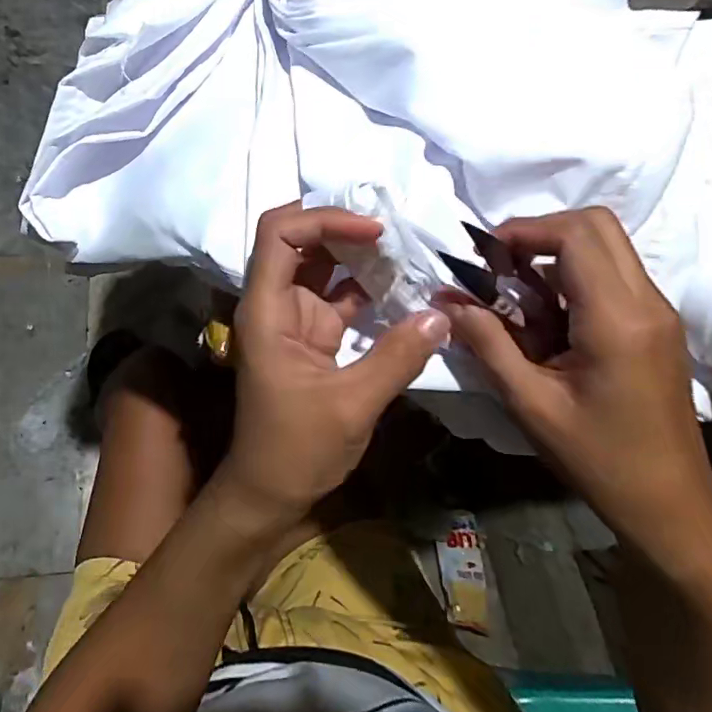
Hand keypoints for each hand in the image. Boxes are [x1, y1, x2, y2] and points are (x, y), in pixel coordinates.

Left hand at [212, 203, 450, 534]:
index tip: (373, 229)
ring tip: (405, 247)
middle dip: (344, 226)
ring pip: (322, 264)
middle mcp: (277, 303)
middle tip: (395, 228)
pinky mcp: (315, 334)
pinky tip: (403, 283)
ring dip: (359, 252)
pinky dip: (368, 285)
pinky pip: (341, 294)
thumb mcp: (352, 405)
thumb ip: (396, 357)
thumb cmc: (296, 449)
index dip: (323, 219)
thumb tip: (443, 315)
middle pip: (299, 239)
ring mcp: (296, 318)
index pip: (279, 234)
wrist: (270, 492)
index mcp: (268, 310)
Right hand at [444, 208, 711, 544]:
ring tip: (517, 295)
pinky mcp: (659, 325)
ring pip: (607, 247)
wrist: (672, 507)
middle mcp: (648, 301)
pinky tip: (548, 319)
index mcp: (618, 318)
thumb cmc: (599, 461)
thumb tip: (447, 301)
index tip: (484, 255)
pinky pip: (615, 275)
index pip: (576, 234)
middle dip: (541, 232)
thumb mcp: (531, 404)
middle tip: (499, 265)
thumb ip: (488, 344)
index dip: (524, 230)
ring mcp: (659, 311)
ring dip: (557, 255)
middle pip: (597, 224)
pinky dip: (576, 277)